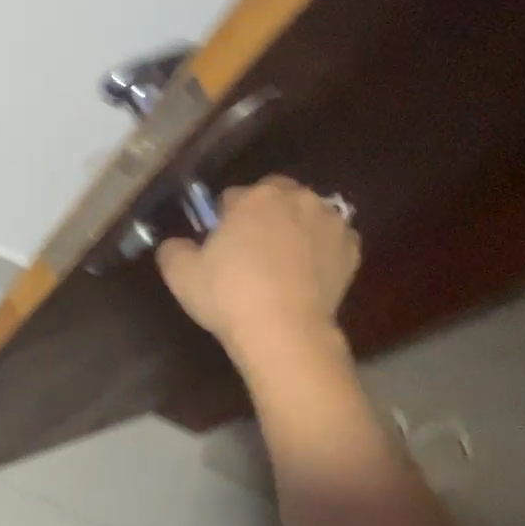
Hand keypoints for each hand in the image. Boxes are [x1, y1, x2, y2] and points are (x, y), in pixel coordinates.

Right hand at [156, 175, 361, 366]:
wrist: (283, 329)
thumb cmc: (227, 295)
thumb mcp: (179, 275)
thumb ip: (173, 249)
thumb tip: (176, 243)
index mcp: (255, 198)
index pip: (232, 196)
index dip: (220, 219)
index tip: (215, 243)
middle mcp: (298, 199)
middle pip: (275, 197)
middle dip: (261, 215)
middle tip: (247, 250)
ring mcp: (331, 221)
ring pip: (305, 216)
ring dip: (292, 229)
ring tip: (276, 265)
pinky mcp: (351, 247)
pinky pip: (329, 241)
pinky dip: (317, 251)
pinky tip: (300, 277)